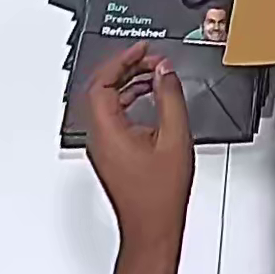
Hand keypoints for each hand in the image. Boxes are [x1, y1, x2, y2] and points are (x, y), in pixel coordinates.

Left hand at [86, 42, 193, 259]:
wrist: (154, 225)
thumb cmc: (160, 190)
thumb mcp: (175, 134)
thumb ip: (170, 96)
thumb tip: (165, 70)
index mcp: (108, 132)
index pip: (101, 84)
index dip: (121, 60)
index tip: (141, 48)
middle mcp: (99, 138)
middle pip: (101, 90)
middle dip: (127, 66)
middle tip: (151, 56)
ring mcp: (104, 146)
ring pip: (107, 101)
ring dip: (130, 81)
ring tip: (156, 71)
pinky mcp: (112, 151)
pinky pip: (114, 113)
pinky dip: (131, 96)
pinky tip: (152, 94)